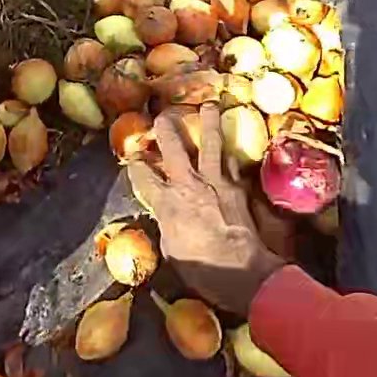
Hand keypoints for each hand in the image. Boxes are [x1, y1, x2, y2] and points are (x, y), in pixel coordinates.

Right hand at [128, 103, 285, 313]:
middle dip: (164, 129)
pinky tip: (229, 147)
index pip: (142, 174)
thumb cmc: (202, 269)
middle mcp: (188, 183)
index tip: (133, 157)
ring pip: (210, 143)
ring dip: (209, 122)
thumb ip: (165, 222)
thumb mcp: (171, 249)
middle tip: (162, 117)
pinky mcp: (238, 187)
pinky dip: (228, 153)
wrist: (244, 272)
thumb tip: (164, 213)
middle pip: (172, 146)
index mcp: (166, 201)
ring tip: (210, 105)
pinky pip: (231, 162)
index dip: (135, 164)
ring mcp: (216, 181)